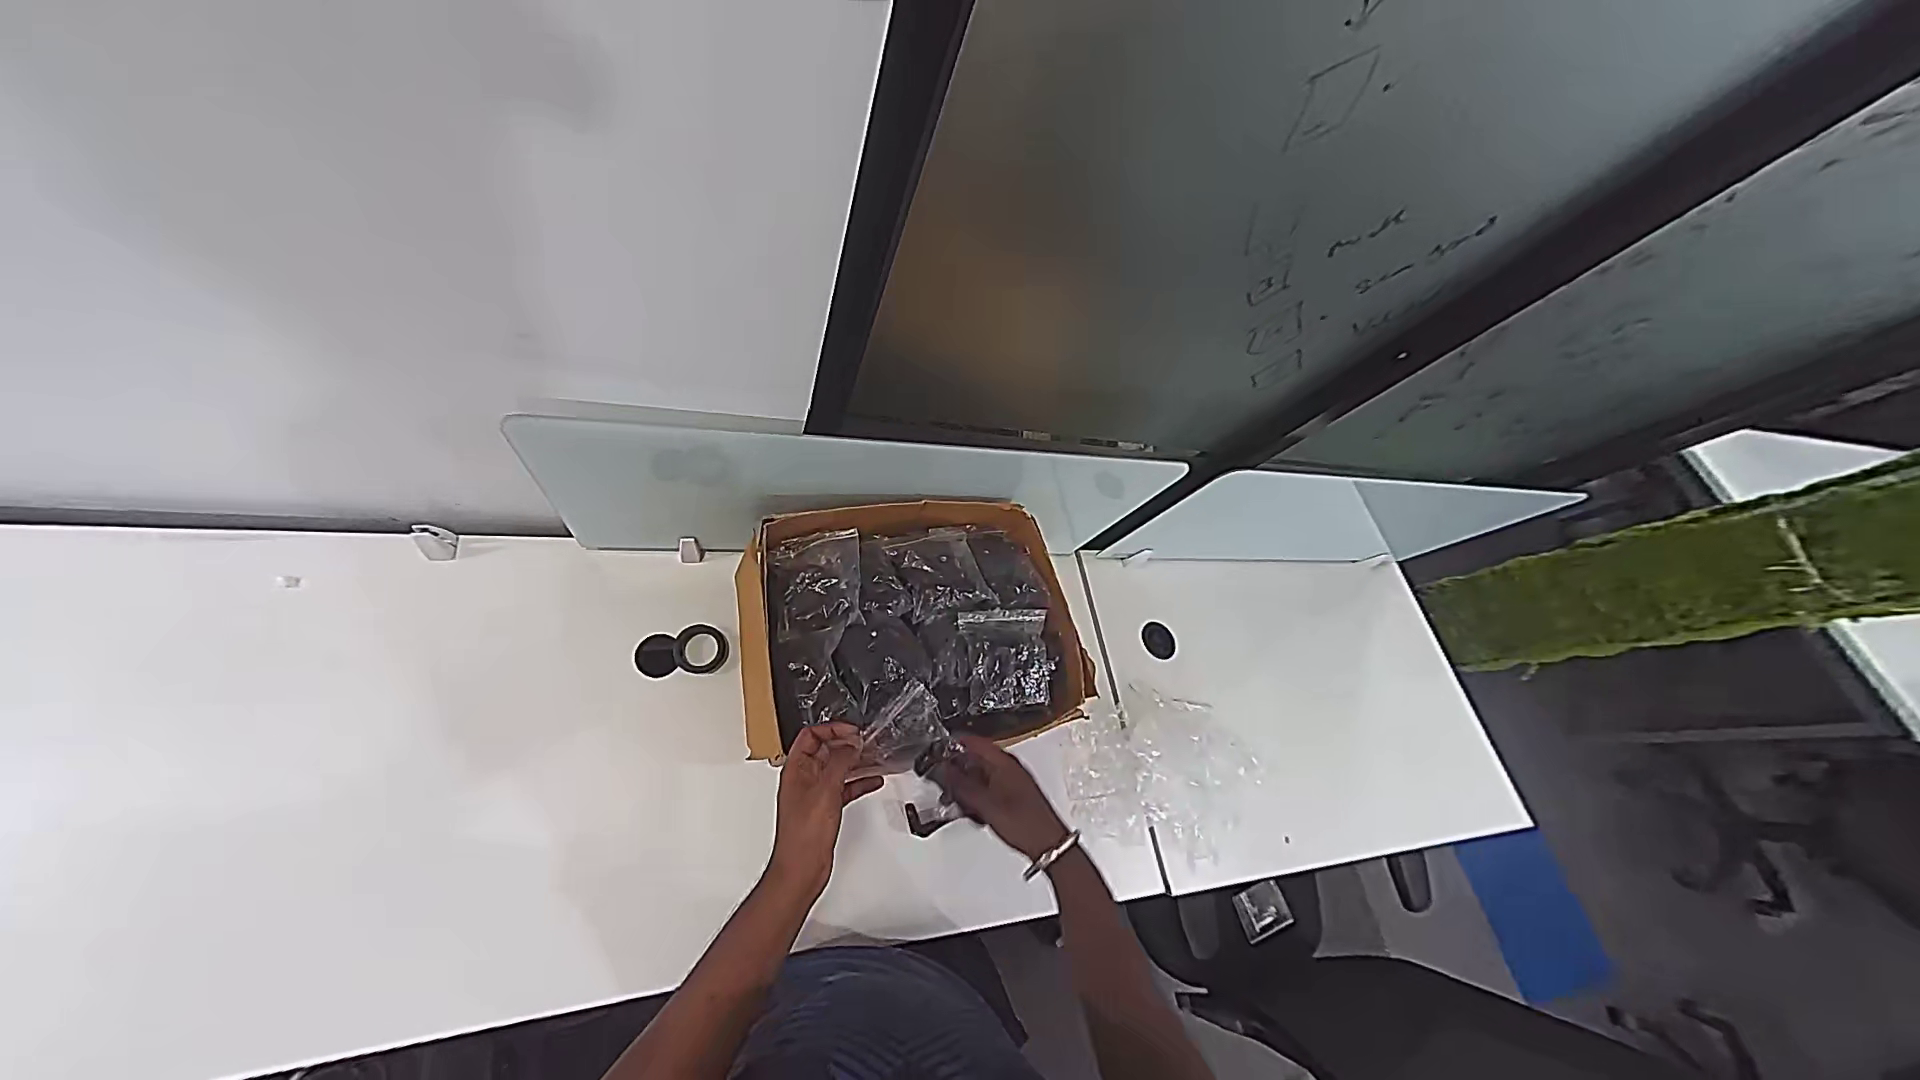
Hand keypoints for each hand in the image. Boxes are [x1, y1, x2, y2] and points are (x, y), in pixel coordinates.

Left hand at [767, 722, 882, 895]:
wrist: (801, 869)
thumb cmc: (802, 836)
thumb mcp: (825, 790)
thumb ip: (840, 762)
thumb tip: (851, 744)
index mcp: (796, 769)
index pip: (811, 735)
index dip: (832, 729)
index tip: (852, 731)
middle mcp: (804, 778)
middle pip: (826, 749)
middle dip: (847, 743)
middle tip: (865, 742)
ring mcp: (814, 793)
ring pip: (837, 768)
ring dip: (855, 761)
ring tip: (873, 756)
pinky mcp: (825, 808)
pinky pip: (844, 787)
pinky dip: (859, 781)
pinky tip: (872, 780)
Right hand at [932, 735, 1071, 860]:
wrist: (1048, 844)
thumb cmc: (1026, 823)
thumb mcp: (985, 804)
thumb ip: (961, 785)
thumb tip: (943, 770)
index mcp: (1004, 762)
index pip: (974, 741)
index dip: (954, 744)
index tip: (938, 751)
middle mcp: (1008, 767)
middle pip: (976, 758)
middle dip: (957, 767)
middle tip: (942, 777)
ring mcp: (1011, 781)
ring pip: (981, 774)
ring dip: (966, 784)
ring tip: (956, 798)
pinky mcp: (1012, 794)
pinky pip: (988, 787)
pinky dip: (976, 794)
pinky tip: (972, 809)